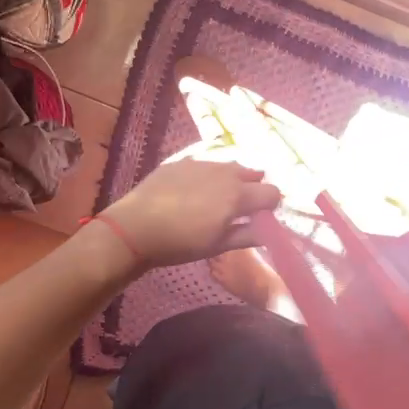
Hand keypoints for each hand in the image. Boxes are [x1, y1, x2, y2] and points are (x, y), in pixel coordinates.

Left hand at [98, 158, 282, 268]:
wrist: (136, 227)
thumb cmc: (181, 243)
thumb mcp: (218, 246)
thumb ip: (247, 235)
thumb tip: (268, 232)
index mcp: (238, 195)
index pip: (271, 193)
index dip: (270, 207)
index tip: (259, 218)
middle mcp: (225, 173)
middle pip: (253, 175)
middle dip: (252, 190)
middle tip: (238, 210)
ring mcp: (202, 164)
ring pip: (229, 167)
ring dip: (231, 181)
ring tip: (216, 200)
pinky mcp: (181, 162)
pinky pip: (205, 166)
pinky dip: (208, 177)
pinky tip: (192, 193)